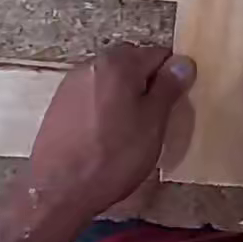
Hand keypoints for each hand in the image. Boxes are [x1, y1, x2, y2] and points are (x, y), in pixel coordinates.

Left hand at [23, 44, 194, 220]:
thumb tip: (183, 62)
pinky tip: (106, 133)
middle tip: (156, 117)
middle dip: (147, 82)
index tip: (176, 101)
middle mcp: (93, 64)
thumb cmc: (114, 156)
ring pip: (110, 79)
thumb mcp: (152, 123)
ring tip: (131, 128)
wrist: (59, 188)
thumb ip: (168, 88)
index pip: (158, 53)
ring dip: (124, 94)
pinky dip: (104, 105)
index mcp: (118, 63)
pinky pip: (92, 93)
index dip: (172, 75)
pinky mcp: (59, 102)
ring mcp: (72, 82)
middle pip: (131, 62)